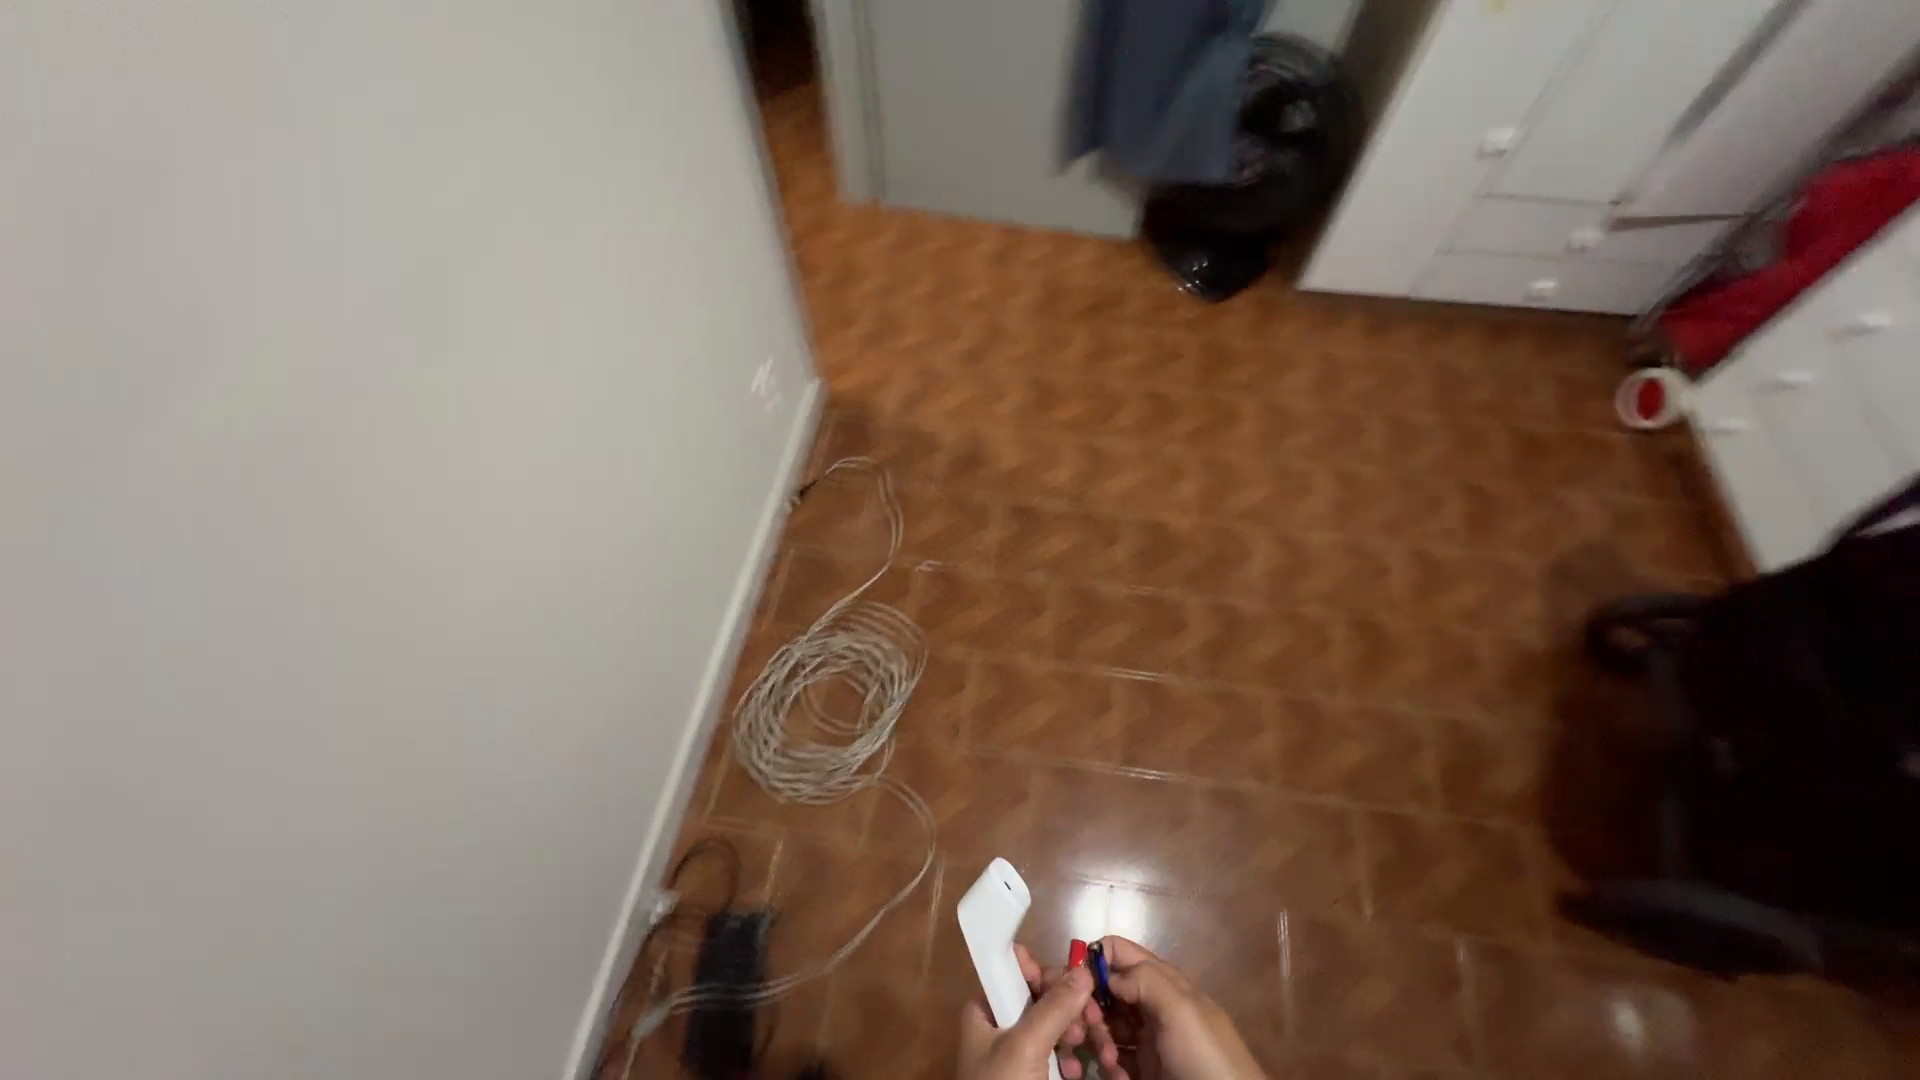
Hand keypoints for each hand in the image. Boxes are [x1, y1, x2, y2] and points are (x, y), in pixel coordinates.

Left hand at [956, 944, 1121, 1079]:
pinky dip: (1071, 1060)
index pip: (1015, 970)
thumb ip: (1053, 1007)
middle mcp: (1000, 1023)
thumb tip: (1084, 969)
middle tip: (1092, 1018)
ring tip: (1091, 1046)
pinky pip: (1057, 1055)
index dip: (1046, 970)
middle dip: (1070, 1005)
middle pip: (1041, 996)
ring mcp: (1017, 1052)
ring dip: (1077, 1033)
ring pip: (1054, 1026)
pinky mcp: (1033, 1076)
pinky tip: (1078, 1074)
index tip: (1077, 979)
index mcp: (986, 1008)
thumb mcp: (1026, 1046)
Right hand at [1098, 937, 1266, 1079]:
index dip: (1094, 961)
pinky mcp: (1146, 1072)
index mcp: (1161, 981)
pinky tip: (1116, 1077)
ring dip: (1098, 1040)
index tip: (1077, 986)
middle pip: (1106, 992)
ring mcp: (1149, 1041)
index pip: (1118, 952)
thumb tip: (1106, 977)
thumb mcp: (1180, 1010)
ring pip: (1107, 1027)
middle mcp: (1152, 1005)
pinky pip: (1116, 1061)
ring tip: (1107, 1062)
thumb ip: (1144, 980)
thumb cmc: (1206, 1057)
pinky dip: (1110, 1067)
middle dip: (1091, 1007)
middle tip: (1087, 1030)